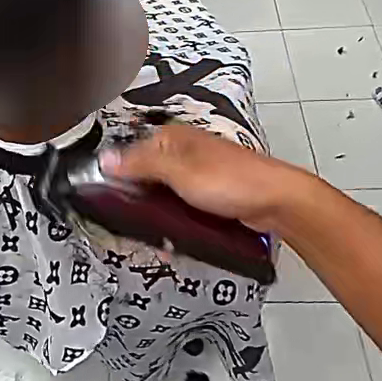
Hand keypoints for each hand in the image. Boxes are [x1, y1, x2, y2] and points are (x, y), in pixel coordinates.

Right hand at [101, 124, 320, 232]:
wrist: (275, 201)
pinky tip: (174, 241)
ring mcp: (196, 175)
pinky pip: (180, 209)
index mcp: (172, 139)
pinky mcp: (207, 195)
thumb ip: (141, 165)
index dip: (116, 178)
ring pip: (162, 196)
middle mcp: (182, 153)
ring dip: (156, 218)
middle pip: (144, 177)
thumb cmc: (232, 182)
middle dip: (138, 204)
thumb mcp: (178, 172)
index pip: (129, 155)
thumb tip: (106, 159)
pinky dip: (174, 223)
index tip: (106, 203)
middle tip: (132, 227)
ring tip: (156, 240)